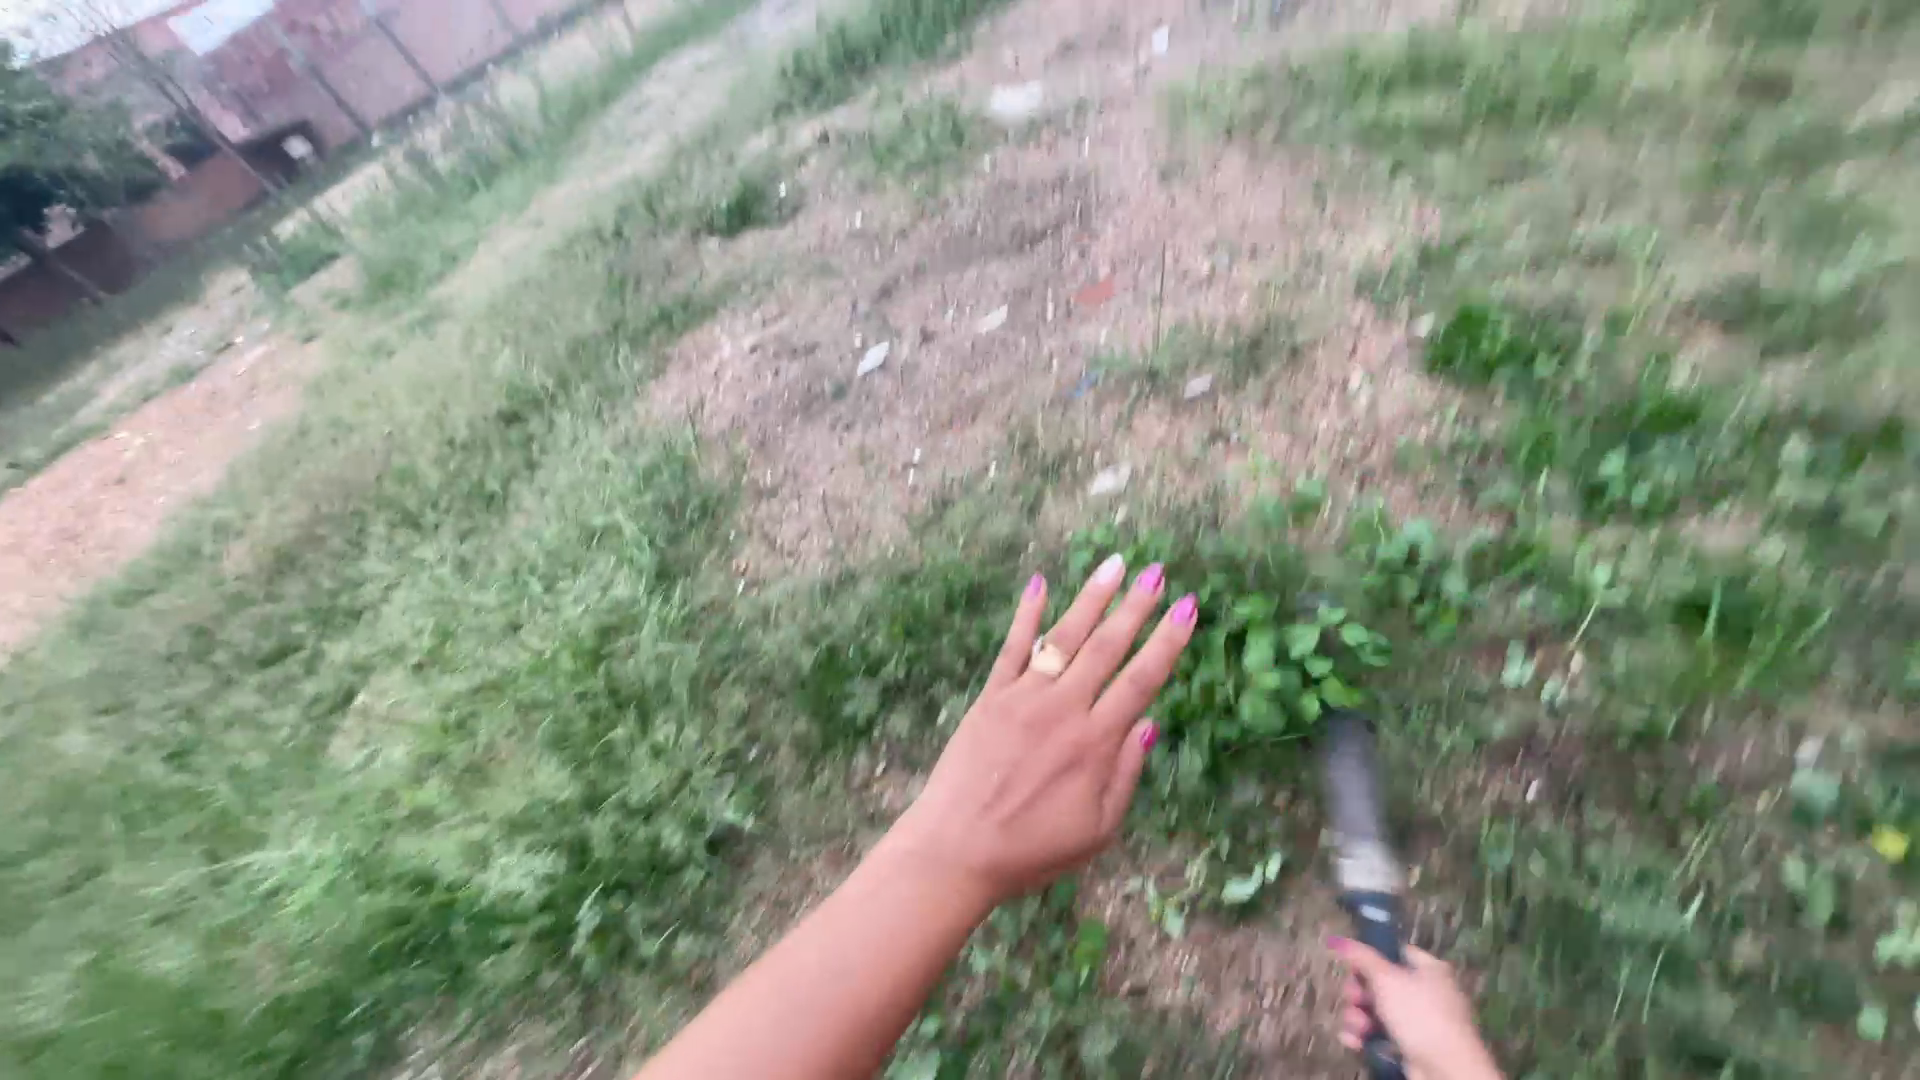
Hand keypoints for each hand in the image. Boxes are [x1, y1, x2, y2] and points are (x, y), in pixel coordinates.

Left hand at [876, 555, 1197, 909]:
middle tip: (1157, 572)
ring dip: (1091, 598)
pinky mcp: (991, 696)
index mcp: (1095, 743)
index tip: (1187, 607)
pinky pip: (1012, 647)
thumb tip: (1149, 722)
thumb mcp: (1097, 829)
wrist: (957, 849)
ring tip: (1114, 564)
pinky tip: (1039, 583)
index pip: (1141, 680)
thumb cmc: (1032, 849)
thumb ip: (1126, 774)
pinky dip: (1026, 614)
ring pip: (1064, 637)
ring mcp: (1023, 697)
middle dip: (1136, 607)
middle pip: (1107, 647)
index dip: (1168, 641)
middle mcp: (1063, 709)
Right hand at [1330, 938, 1501, 1079]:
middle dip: (1358, 992)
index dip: (1370, 956)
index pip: (1395, 952)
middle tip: (1352, 998)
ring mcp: (1420, 1022)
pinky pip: (1382, 1034)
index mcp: (1430, 970)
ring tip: (1356, 1025)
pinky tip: (1353, 1040)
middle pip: (1381, 983)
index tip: (1351, 964)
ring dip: (1358, 1016)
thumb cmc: (1420, 1015)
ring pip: (1377, 1010)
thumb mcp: (1386, 978)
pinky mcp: (1413, 1047)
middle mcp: (1427, 993)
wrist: (1447, 1072)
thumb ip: (1361, 956)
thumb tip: (1340, 940)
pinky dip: (1365, 1036)